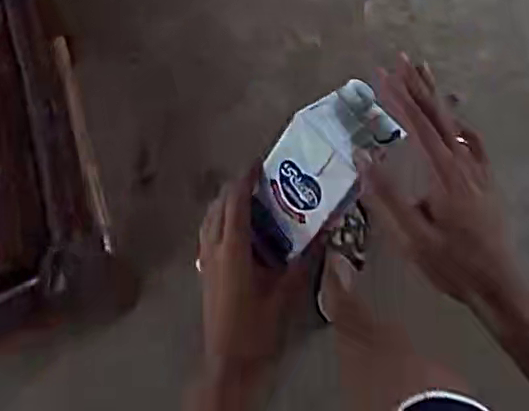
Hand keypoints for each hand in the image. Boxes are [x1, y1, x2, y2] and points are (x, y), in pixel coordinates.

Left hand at [191, 167, 312, 407]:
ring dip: (226, 202)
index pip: (235, 200)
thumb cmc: (257, 328)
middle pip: (219, 203)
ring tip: (249, 199)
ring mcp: (205, 259)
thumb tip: (324, 232)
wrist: (229, 365)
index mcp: (232, 248)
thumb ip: (305, 260)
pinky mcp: (203, 270)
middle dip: (237, 186)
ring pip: (210, 216)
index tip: (260, 163)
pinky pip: (207, 232)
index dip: (246, 178)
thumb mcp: (286, 294)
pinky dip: (219, 219)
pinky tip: (238, 229)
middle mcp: (214, 247)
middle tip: (260, 180)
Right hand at [363, 58, 524, 312]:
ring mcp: (477, 168)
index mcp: (442, 171)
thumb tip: (362, 155)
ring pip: (453, 122)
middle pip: (436, 114)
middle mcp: (461, 161)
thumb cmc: (452, 263)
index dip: (398, 96)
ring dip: (435, 96)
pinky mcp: (486, 179)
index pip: (416, 123)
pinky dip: (458, 123)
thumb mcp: (412, 236)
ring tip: (424, 71)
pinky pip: (471, 140)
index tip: (381, 72)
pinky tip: (454, 120)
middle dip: (416, 84)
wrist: (499, 286)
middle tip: (401, 57)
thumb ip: (386, 195)